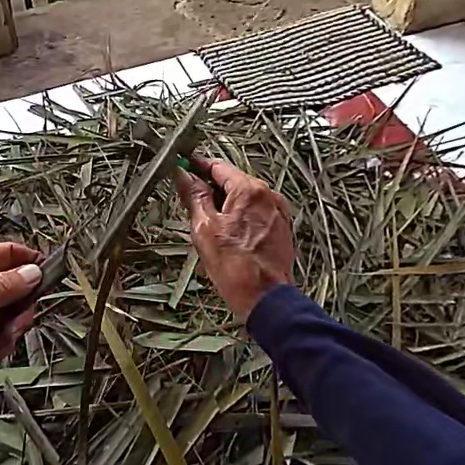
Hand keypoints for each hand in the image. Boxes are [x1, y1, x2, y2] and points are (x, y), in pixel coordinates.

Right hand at [175, 155, 295, 320]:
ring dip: (225, 205)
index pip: (218, 167)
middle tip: (191, 202)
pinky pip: (256, 214)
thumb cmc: (237, 268)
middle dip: (210, 189)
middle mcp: (268, 196)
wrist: (265, 298)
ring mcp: (277, 213)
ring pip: (244, 199)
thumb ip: (194, 196)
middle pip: (232, 182)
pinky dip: (240, 218)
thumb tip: (183, 177)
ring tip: (209, 226)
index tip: (184, 168)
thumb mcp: (204, 227)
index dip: (197, 167)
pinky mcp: (281, 229)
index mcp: (249, 190)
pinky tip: (228, 236)